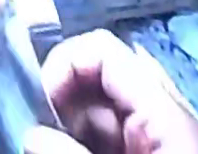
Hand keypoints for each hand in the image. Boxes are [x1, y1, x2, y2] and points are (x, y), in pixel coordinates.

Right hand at [24, 30, 197, 153]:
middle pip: (103, 85)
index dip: (66, 64)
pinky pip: (113, 147)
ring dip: (71, 133)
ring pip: (105, 122)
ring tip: (44, 149)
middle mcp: (164, 123)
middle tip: (36, 138)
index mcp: (164, 114)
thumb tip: (33, 136)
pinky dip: (86, 150)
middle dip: (64, 103)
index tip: (38, 105)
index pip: (107, 53)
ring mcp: (161, 150)